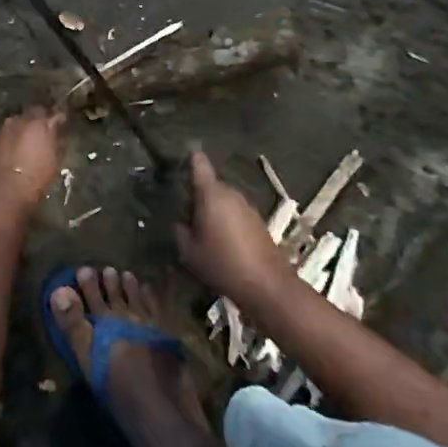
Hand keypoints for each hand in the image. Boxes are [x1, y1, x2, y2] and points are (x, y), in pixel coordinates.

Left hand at [0, 106, 63, 214]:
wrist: (0, 193)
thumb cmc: (34, 181)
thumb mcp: (53, 162)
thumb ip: (52, 141)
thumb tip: (54, 129)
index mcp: (38, 124)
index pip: (50, 114)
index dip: (53, 119)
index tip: (56, 124)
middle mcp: (18, 120)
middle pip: (27, 116)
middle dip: (32, 122)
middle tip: (35, 135)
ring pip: (10, 125)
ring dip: (14, 132)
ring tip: (16, 146)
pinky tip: (0, 155)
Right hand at [174, 150, 286, 297]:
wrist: (268, 287)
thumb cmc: (223, 264)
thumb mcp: (189, 250)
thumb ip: (179, 229)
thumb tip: (180, 221)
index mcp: (211, 193)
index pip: (199, 163)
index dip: (189, 159)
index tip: (178, 161)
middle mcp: (231, 193)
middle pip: (210, 184)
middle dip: (198, 193)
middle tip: (184, 212)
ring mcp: (248, 207)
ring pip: (224, 199)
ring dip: (213, 209)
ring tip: (202, 229)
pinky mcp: (259, 222)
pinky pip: (236, 212)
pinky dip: (227, 220)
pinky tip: (221, 241)